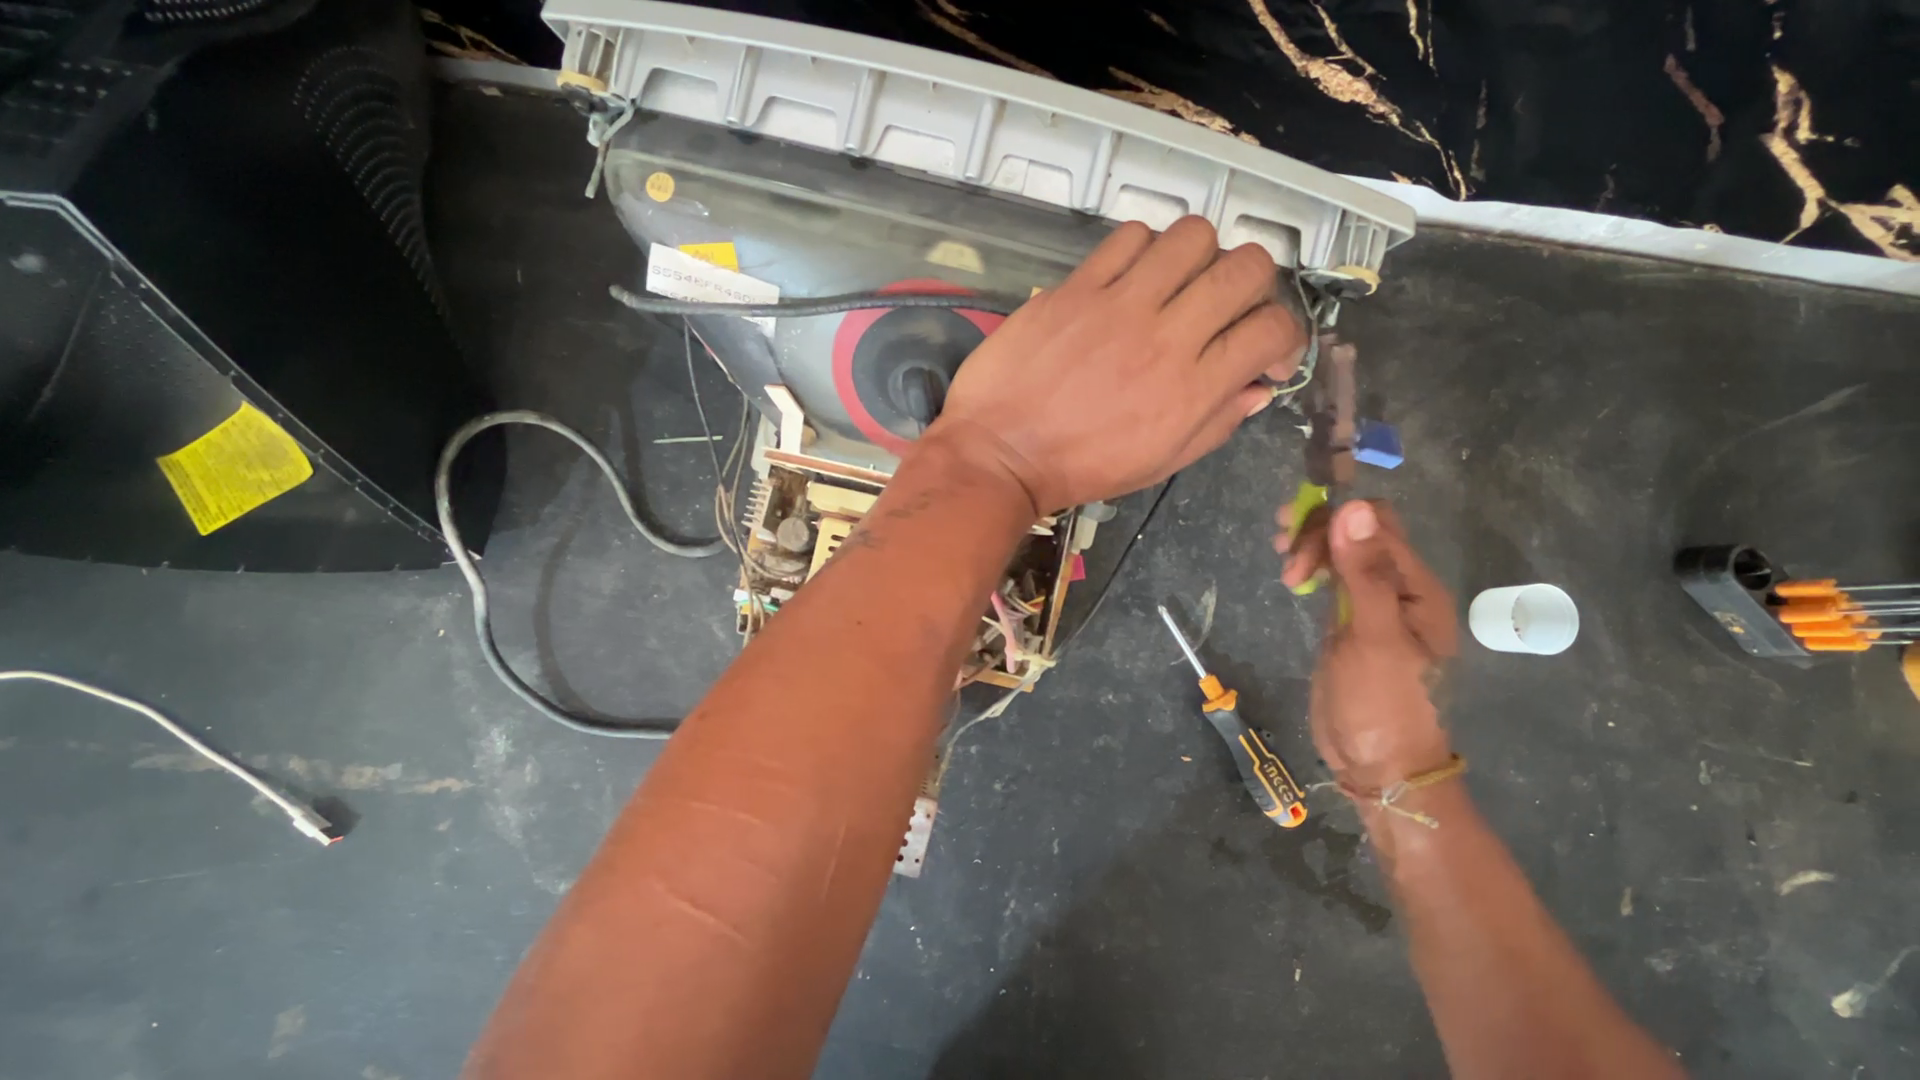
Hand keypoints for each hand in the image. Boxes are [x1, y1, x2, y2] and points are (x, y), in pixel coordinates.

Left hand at [922, 216, 1306, 513]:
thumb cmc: (1081, 468)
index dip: (1285, 335)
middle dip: (1254, 284)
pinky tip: (1131, 277)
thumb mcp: (1161, 462)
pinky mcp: (1076, 288)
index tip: (1265, 352)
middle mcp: (1167, 336)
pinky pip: (1129, 237)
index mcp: (1193, 389)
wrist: (999, 454)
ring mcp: (1119, 305)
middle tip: (1226, 308)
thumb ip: (1217, 422)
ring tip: (1177, 284)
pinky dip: (1143, 248)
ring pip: (1192, 236)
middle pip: (1247, 268)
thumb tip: (1258, 387)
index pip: (1272, 328)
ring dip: (1199, 256)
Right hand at [1278, 501, 1457, 789]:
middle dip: (1317, 532)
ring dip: (1311, 547)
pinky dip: (1313, 569)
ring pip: (1343, 553)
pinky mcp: (1350, 624)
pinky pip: (1335, 579)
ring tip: (1285, 569)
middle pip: (1358, 532)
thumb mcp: (1374, 637)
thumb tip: (1353, 506)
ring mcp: (1374, 606)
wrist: (1380, 767)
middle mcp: (1400, 589)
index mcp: (1418, 587)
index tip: (1292, 549)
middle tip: (1281, 555)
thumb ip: (1364, 573)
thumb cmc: (1384, 704)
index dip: (1333, 524)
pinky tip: (1294, 576)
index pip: (1376, 525)